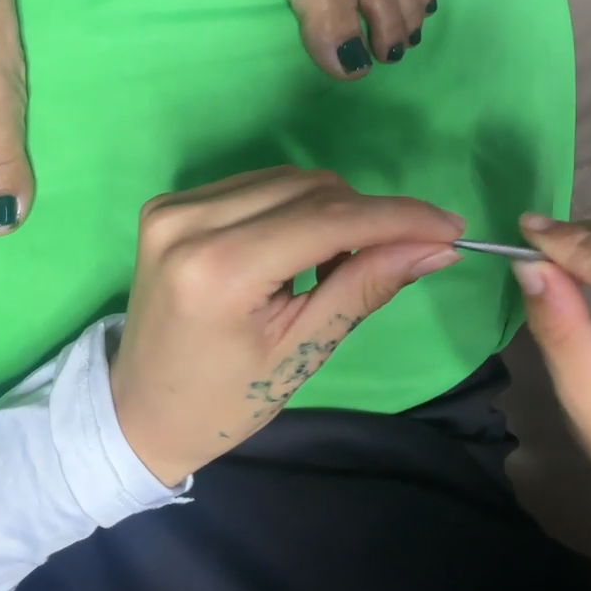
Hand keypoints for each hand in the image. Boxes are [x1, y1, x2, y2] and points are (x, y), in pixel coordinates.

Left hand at [110, 167, 464, 485]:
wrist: (140, 410)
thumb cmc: (224, 400)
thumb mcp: (301, 352)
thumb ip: (365, 287)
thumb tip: (435, 245)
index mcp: (220, 269)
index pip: (328, 219)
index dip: (397, 217)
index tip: (450, 226)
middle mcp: (189, 221)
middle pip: (309, 188)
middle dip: (367, 215)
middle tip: (399, 254)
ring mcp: (172, 207)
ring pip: (285, 179)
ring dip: (330, 208)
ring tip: (340, 261)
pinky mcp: (168, 205)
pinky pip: (254, 185)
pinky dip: (291, 206)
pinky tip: (298, 247)